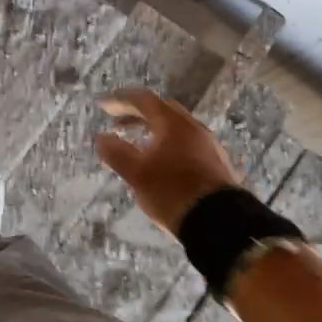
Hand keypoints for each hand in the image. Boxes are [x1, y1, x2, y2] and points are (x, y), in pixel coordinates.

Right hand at [94, 88, 242, 235]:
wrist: (220, 221)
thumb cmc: (172, 191)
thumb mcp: (137, 174)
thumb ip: (116, 153)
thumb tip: (101, 138)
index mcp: (173, 124)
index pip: (144, 100)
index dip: (121, 101)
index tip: (104, 107)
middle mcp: (193, 128)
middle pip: (162, 111)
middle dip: (138, 115)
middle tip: (118, 125)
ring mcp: (208, 145)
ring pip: (176, 129)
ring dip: (153, 131)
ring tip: (137, 146)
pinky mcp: (216, 163)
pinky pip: (187, 144)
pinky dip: (168, 145)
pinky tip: (161, 164)